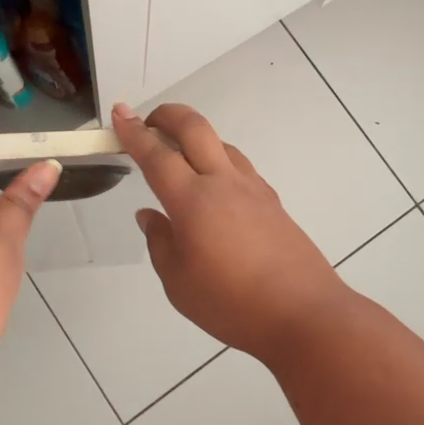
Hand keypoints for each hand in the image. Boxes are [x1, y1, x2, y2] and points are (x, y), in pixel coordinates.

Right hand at [113, 103, 350, 358]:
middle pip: (194, 128)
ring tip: (179, 157)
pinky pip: (239, 168)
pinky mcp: (273, 202)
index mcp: (193, 200)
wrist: (304, 312)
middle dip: (167, 115)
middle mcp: (224, 183)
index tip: (119, 112)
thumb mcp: (179, 283)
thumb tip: (150, 215)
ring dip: (196, 138)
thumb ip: (160, 242)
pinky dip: (219, 162)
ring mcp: (253, 189)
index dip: (134, 132)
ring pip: (221, 144)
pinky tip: (215, 188)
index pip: (156, 155)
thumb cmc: (233, 304)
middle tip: (147, 121)